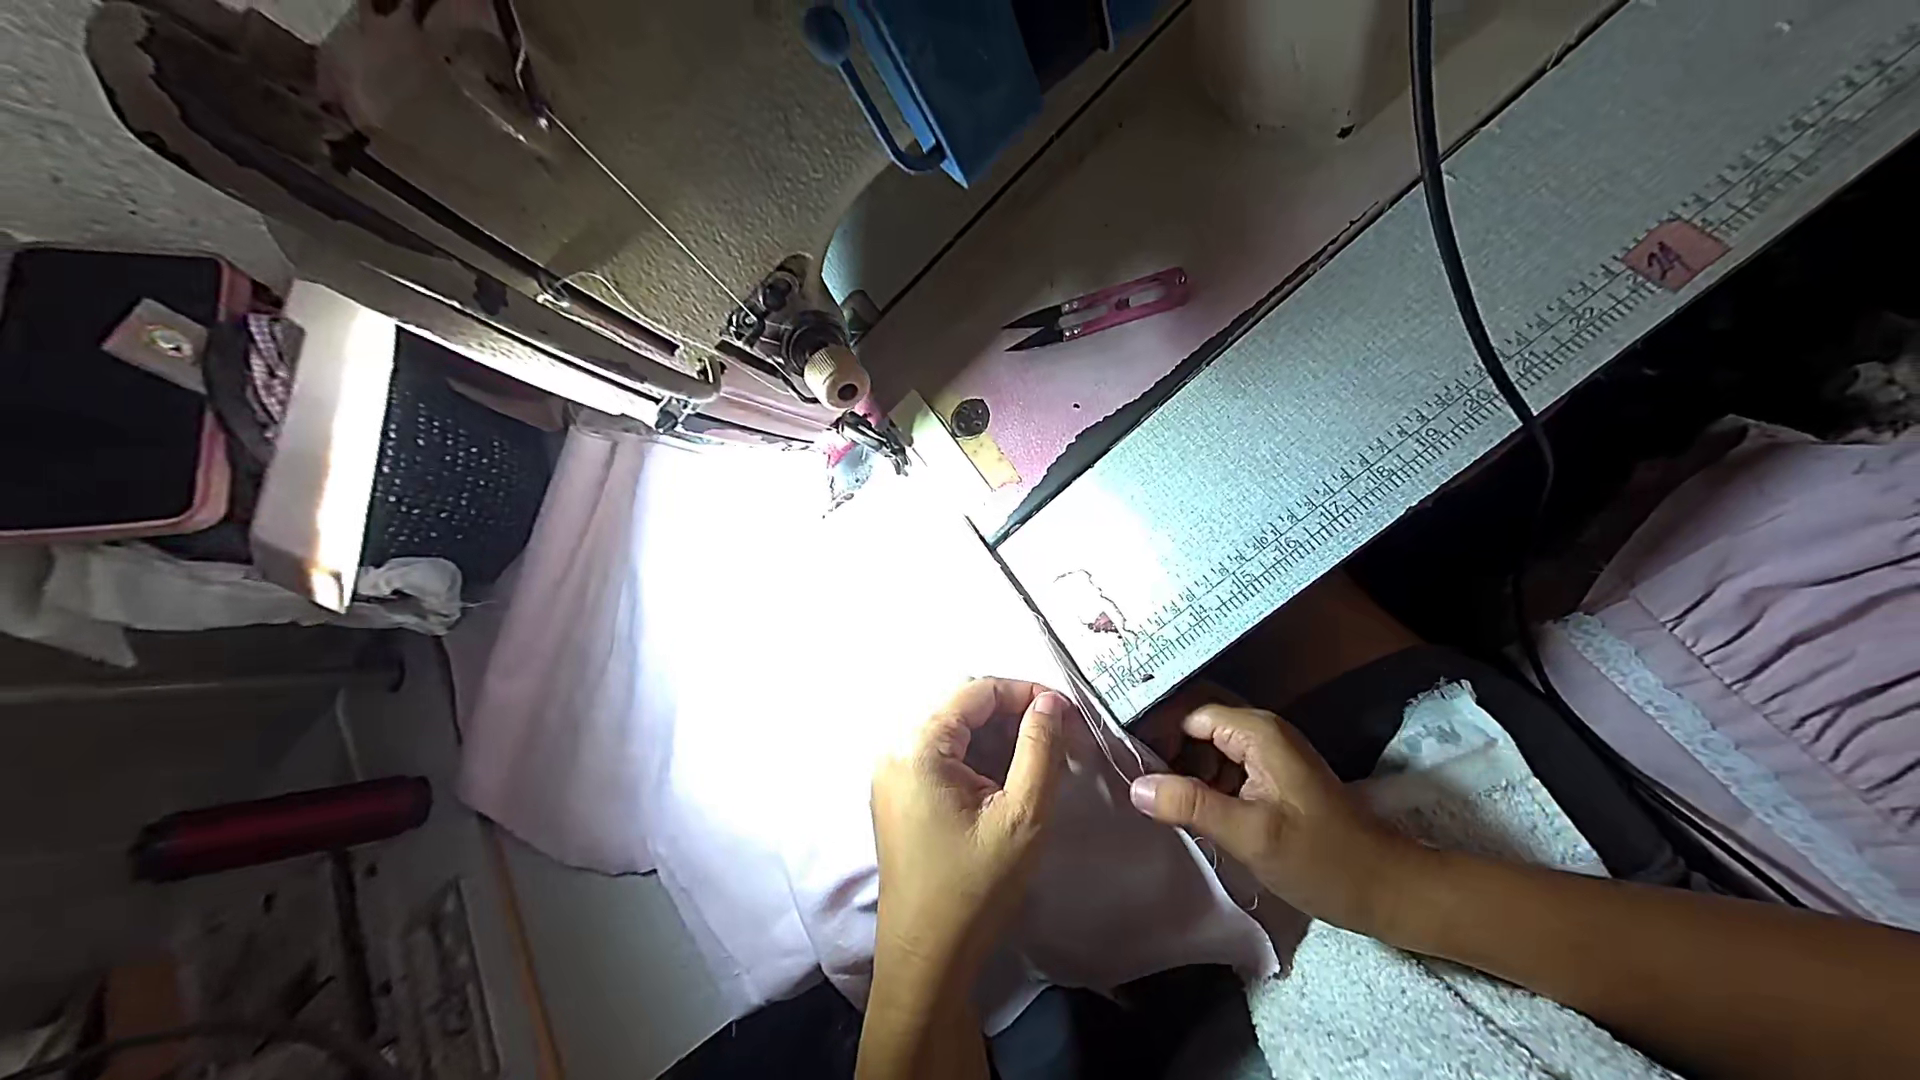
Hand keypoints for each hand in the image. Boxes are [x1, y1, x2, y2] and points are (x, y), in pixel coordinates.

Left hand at [870, 679, 1067, 988]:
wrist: (927, 957)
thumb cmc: (975, 889)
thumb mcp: (1021, 817)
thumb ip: (1039, 750)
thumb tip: (1051, 702)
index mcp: (917, 747)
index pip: (975, 690)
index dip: (1022, 692)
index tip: (1063, 710)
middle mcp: (896, 749)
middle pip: (962, 706)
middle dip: (1012, 714)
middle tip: (1056, 735)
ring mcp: (894, 771)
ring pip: (955, 730)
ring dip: (998, 736)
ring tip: (1038, 759)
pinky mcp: (900, 792)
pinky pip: (944, 755)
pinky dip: (979, 757)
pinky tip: (1007, 779)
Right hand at [1127, 704, 1418, 934]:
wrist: (1386, 889)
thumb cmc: (1322, 859)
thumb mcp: (1250, 834)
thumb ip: (1192, 804)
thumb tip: (1136, 785)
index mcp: (1256, 731)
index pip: (1187, 712)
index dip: (1157, 733)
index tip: (1133, 765)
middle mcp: (1260, 730)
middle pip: (1195, 722)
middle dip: (1167, 748)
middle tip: (1143, 782)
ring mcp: (1267, 751)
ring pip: (1207, 743)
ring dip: (1183, 767)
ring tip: (1164, 799)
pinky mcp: (1269, 773)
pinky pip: (1223, 762)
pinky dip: (1202, 780)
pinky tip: (1192, 808)